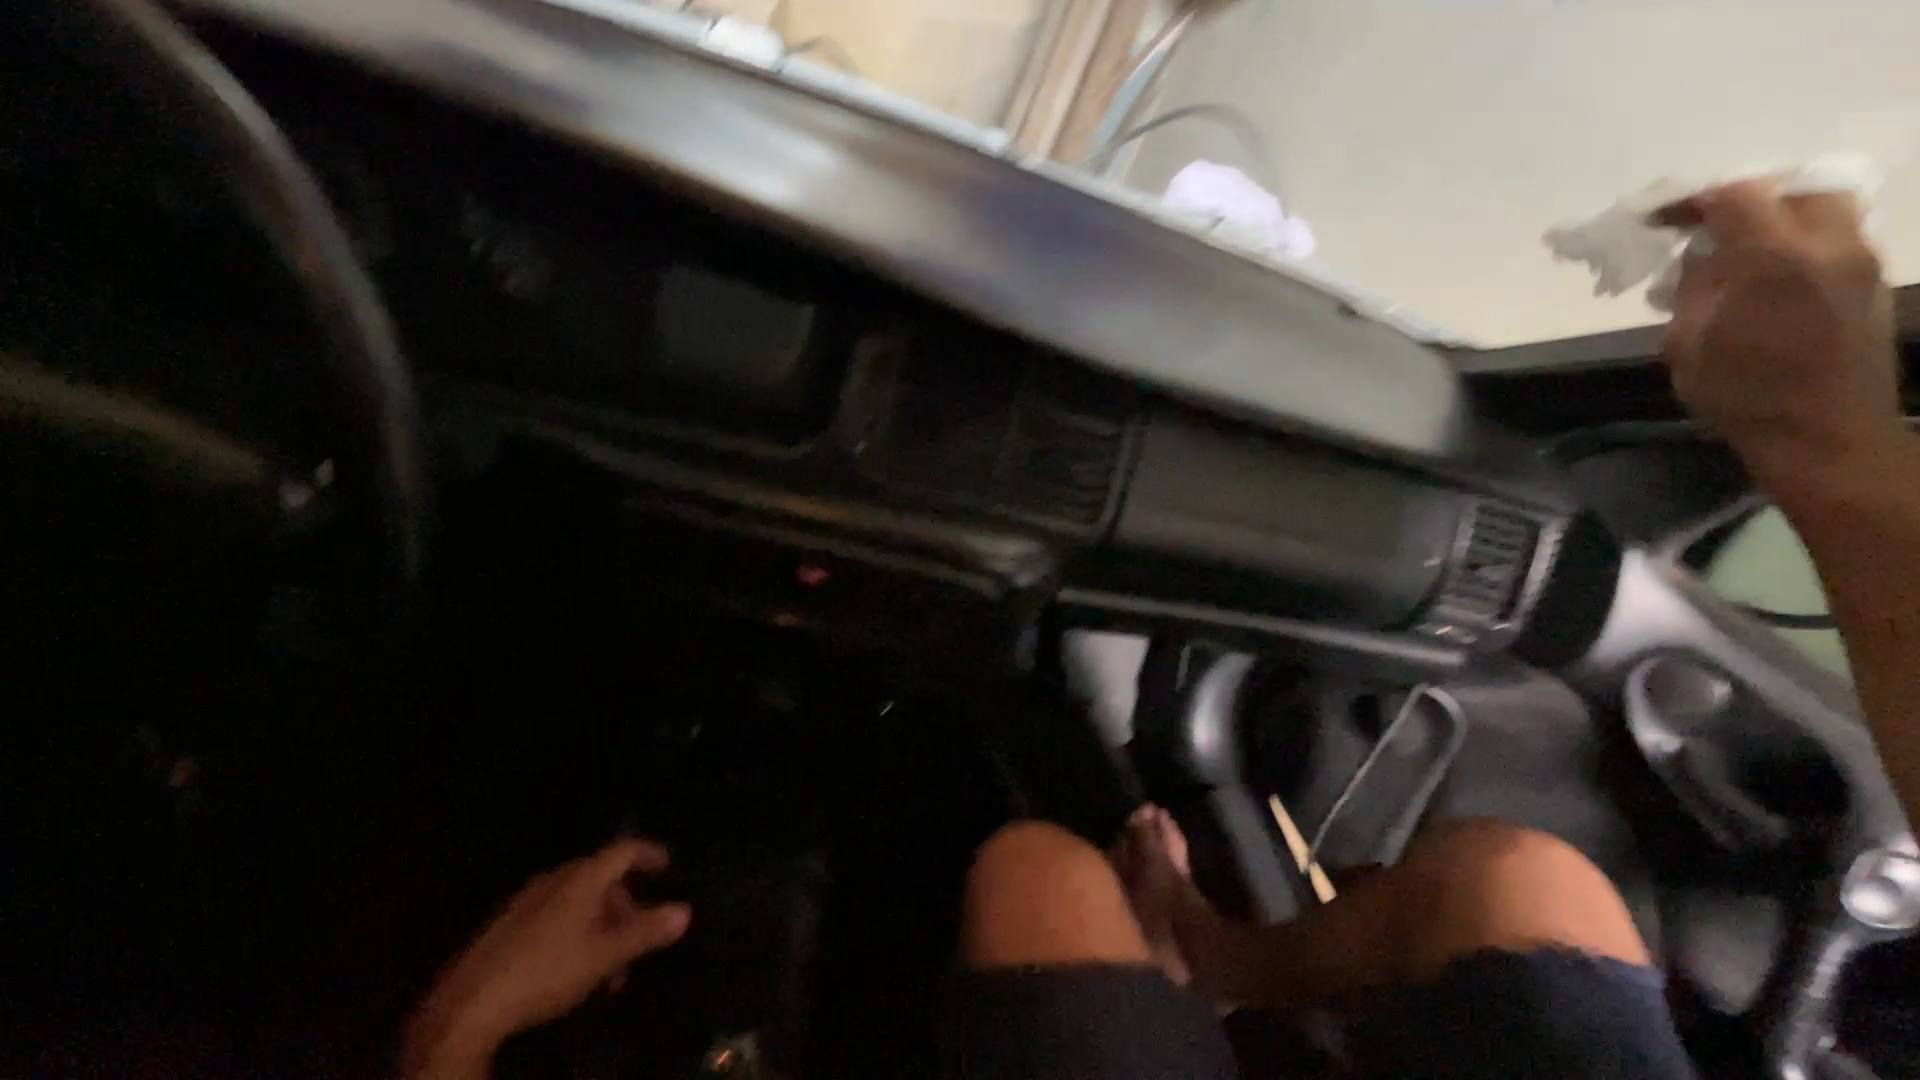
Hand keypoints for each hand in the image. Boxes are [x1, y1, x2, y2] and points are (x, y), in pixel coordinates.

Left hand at [401, 839, 691, 1079]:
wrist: (468, 1005)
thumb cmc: (547, 971)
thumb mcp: (606, 954)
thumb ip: (647, 931)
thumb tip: (685, 910)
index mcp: (581, 878)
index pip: (623, 849)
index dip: (649, 853)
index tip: (667, 864)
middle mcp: (555, 879)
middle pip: (602, 878)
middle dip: (627, 906)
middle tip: (641, 937)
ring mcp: (527, 901)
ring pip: (579, 902)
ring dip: (603, 926)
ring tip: (610, 968)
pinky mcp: (508, 926)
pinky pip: (556, 916)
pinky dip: (577, 932)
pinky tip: (575, 968)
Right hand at [1658, 181, 1901, 486]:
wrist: (1824, 433)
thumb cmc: (1741, 393)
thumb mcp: (1687, 343)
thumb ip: (1693, 289)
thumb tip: (1700, 258)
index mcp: (1773, 258)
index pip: (1735, 196)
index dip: (1692, 201)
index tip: (1661, 221)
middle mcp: (1828, 245)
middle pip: (1794, 189)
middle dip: (1748, 202)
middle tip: (1710, 230)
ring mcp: (1861, 261)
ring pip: (1823, 211)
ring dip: (1778, 223)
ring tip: (1739, 256)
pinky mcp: (1873, 283)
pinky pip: (1836, 241)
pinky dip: (1799, 246)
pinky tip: (1768, 281)